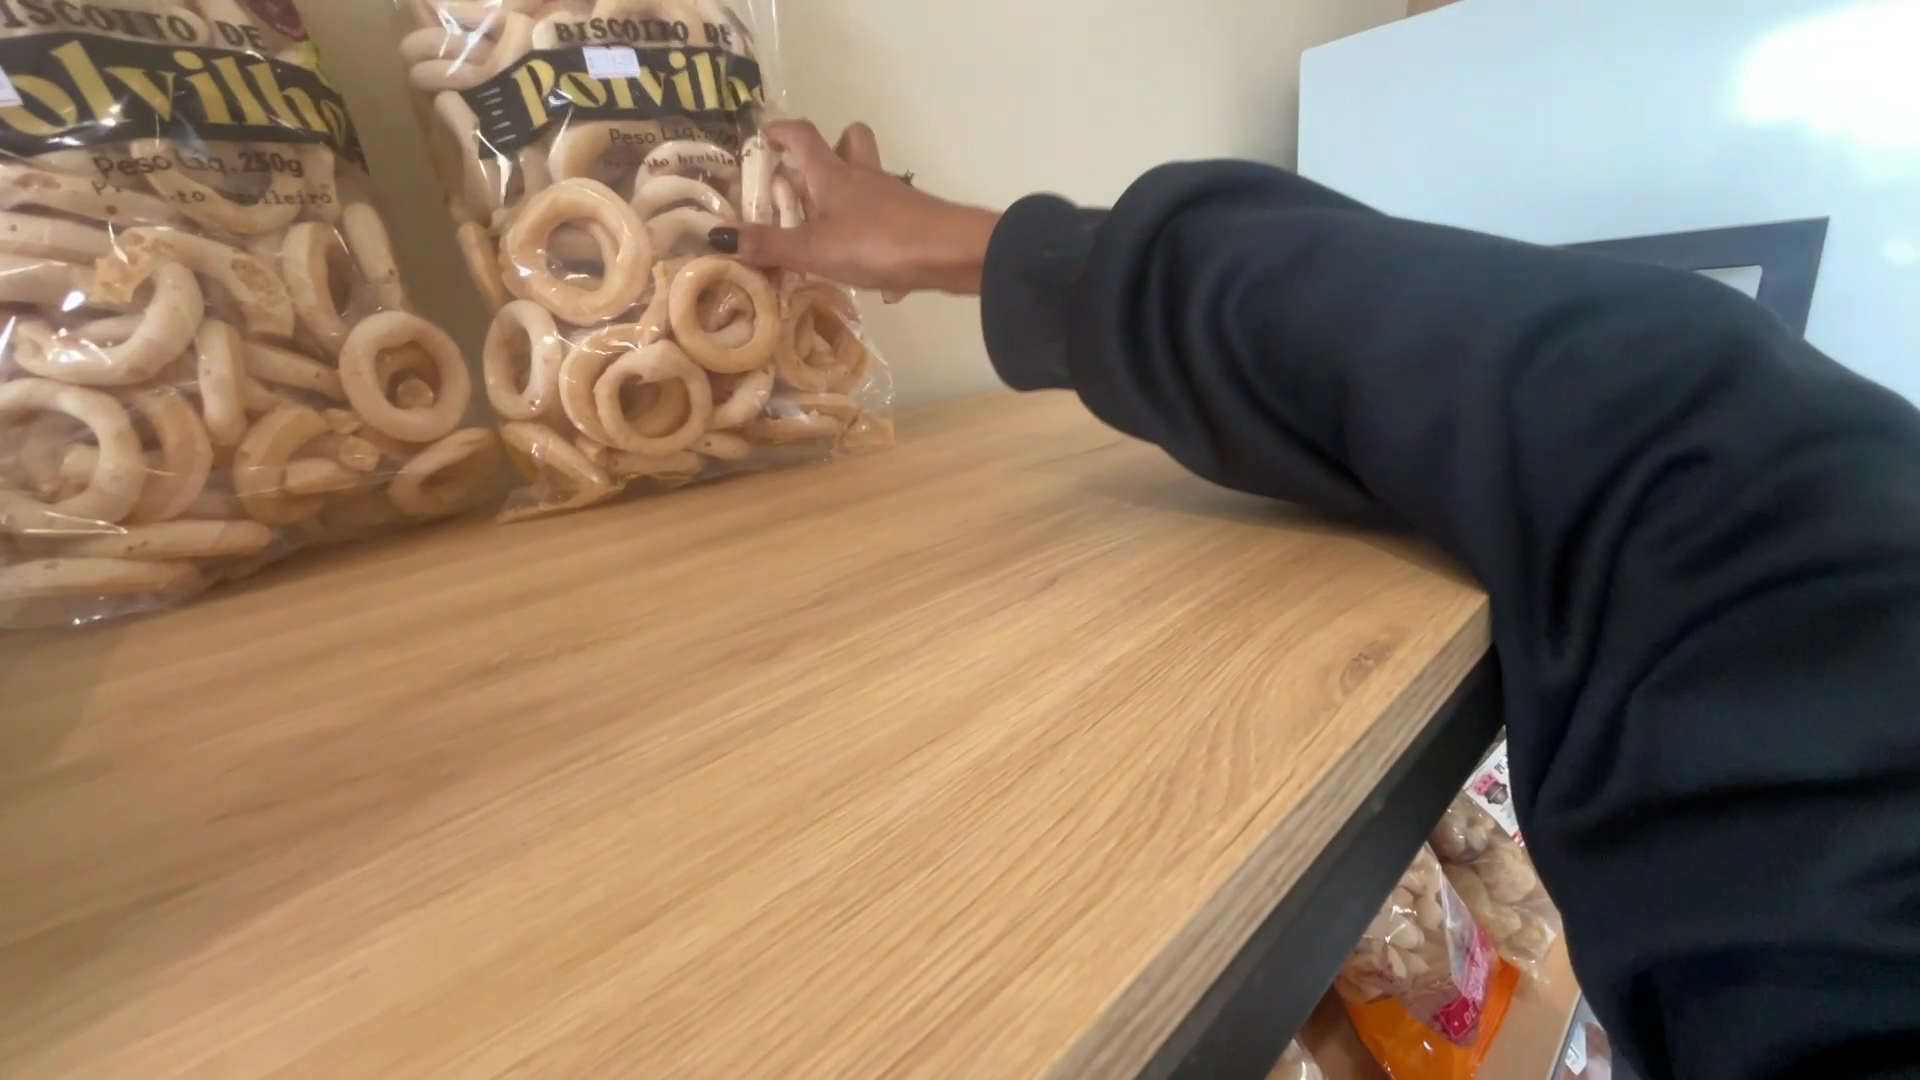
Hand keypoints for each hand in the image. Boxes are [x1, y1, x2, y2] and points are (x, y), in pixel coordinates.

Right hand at [709, 120, 1001, 296]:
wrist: (947, 254)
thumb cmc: (875, 243)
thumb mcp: (814, 248)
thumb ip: (770, 244)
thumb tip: (718, 237)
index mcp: (832, 173)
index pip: (801, 135)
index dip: (781, 131)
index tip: (765, 137)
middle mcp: (864, 176)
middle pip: (850, 142)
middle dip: (829, 152)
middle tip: (810, 182)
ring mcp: (894, 198)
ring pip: (874, 180)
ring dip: (855, 195)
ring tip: (835, 230)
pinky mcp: (915, 223)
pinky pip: (892, 223)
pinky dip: (879, 239)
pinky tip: (875, 276)